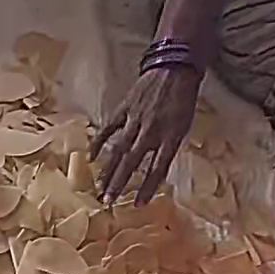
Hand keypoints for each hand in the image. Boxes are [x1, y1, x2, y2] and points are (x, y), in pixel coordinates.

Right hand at [92, 64, 200, 204]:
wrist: (175, 68)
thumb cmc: (182, 101)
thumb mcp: (182, 127)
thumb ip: (168, 149)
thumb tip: (155, 172)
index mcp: (170, 137)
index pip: (158, 168)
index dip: (147, 188)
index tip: (138, 204)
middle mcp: (151, 131)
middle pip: (133, 162)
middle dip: (119, 183)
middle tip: (107, 201)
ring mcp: (135, 120)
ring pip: (119, 150)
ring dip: (108, 171)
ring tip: (99, 188)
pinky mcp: (123, 110)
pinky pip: (108, 129)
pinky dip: (98, 143)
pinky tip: (91, 158)